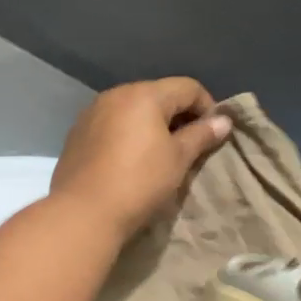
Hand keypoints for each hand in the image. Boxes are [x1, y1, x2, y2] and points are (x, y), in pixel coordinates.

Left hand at [49, 78, 231, 239]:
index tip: (214, 134)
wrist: (83, 213)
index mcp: (143, 94)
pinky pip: (111, 125)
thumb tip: (223, 120)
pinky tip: (129, 160)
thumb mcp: (178, 159)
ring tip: (160, 154)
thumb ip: (201, 135)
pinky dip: (126, 135)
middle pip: (157, 95)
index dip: (207, 107)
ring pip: (131, 110)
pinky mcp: (76, 134)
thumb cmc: (139, 182)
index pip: (187, 87)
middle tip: (189, 145)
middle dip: (178, 115)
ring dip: (151, 125)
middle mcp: (115, 95)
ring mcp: (91, 113)